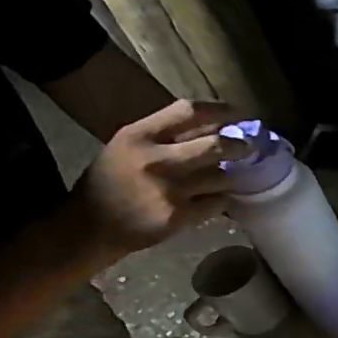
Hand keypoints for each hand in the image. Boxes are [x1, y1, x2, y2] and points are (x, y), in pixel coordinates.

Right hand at [69, 99, 247, 258]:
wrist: (90, 227)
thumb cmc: (111, 181)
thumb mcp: (129, 146)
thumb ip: (166, 134)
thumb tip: (215, 125)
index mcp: (140, 135)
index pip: (188, 111)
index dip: (220, 110)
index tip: (238, 113)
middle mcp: (156, 159)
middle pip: (215, 146)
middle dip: (239, 146)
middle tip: (247, 148)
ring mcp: (169, 190)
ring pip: (221, 177)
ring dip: (227, 177)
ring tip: (222, 178)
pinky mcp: (178, 217)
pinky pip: (217, 203)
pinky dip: (220, 200)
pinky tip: (212, 200)